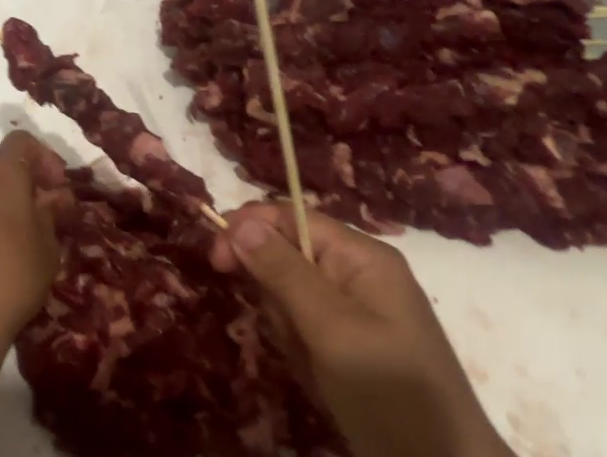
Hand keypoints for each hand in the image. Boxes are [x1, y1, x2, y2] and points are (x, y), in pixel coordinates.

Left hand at [0, 131, 60, 363]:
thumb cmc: (14, 275)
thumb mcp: (48, 244)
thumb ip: (52, 212)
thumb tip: (57, 195)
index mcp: (1, 175)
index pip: (21, 141)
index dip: (45, 157)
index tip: (58, 188)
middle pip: (3, 166)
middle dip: (28, 184)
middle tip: (49, 216)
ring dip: (7, 203)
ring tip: (26, 238)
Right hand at [209, 204, 515, 456]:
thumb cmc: (390, 390)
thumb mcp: (331, 329)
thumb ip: (284, 272)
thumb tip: (238, 221)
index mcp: (360, 256)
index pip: (288, 217)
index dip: (247, 230)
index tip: (216, 264)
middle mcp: (356, 272)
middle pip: (283, 255)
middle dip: (272, 294)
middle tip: (288, 333)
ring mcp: (354, 308)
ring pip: (287, 294)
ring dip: (285, 328)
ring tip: (310, 363)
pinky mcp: (348, 340)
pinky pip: (302, 326)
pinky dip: (298, 349)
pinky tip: (317, 375)